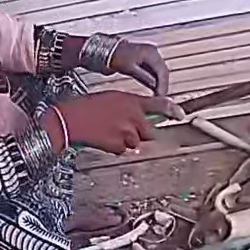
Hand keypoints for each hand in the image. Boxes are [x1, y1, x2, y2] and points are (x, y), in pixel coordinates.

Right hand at [48, 92, 178, 154]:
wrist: (69, 120)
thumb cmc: (85, 108)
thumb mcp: (110, 99)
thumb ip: (128, 106)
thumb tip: (137, 116)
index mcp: (131, 101)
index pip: (160, 104)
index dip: (172, 110)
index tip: (180, 115)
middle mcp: (133, 116)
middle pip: (148, 132)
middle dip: (140, 134)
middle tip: (124, 130)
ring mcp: (127, 132)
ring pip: (135, 143)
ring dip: (125, 141)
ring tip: (107, 132)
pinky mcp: (119, 145)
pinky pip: (122, 150)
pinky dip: (114, 148)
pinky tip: (102, 138)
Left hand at [108, 39, 170, 96]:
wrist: (108, 50)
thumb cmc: (116, 56)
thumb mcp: (130, 69)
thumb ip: (144, 77)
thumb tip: (155, 86)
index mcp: (151, 53)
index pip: (162, 71)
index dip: (163, 85)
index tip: (161, 96)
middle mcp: (153, 52)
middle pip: (163, 71)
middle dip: (163, 85)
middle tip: (161, 97)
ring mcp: (151, 55)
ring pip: (160, 71)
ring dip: (160, 83)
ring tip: (158, 95)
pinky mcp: (146, 59)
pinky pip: (154, 71)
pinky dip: (155, 79)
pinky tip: (154, 88)